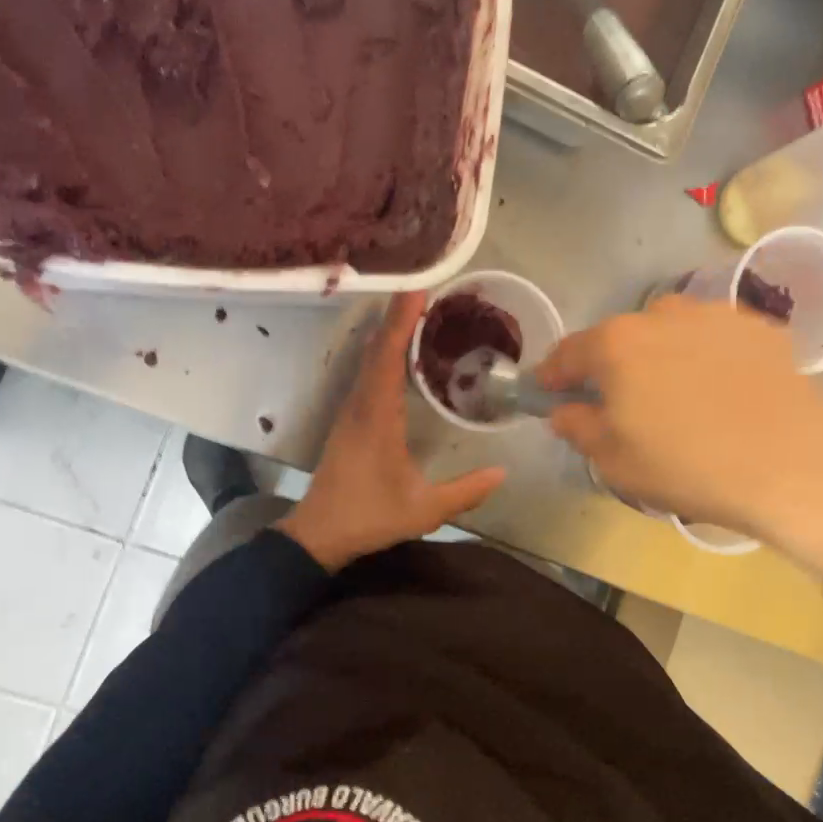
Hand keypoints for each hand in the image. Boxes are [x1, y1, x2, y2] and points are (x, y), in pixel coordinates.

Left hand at [277, 293, 505, 571]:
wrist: (319, 533)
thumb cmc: (369, 518)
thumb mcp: (423, 510)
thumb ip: (465, 492)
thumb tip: (503, 473)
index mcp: (376, 418)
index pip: (388, 359)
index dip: (402, 323)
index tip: (419, 290)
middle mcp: (360, 406)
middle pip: (377, 350)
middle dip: (399, 316)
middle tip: (426, 288)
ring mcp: (350, 412)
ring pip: (369, 361)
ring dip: (390, 332)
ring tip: (418, 310)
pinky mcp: (348, 421)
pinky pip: (367, 375)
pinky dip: (384, 354)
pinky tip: (400, 352)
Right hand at [537, 296, 822, 625]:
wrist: (795, 468)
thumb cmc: (689, 468)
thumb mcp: (615, 462)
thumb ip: (578, 427)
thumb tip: (565, 410)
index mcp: (617, 344)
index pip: (568, 352)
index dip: (553, 374)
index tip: (547, 390)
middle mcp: (662, 314)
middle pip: (620, 337)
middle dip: (610, 365)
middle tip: (616, 401)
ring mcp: (717, 316)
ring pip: (670, 332)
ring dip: (660, 356)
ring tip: (673, 396)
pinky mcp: (761, 329)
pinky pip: (714, 340)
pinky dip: (706, 359)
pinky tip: (719, 394)